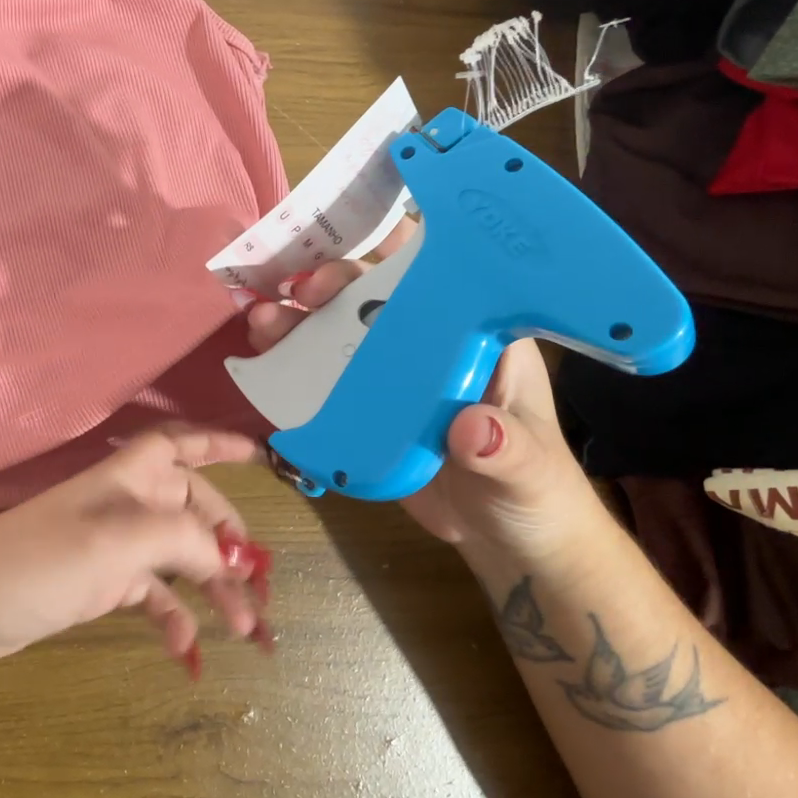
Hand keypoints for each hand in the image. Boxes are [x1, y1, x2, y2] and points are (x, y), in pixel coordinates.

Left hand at [0, 428, 272, 674]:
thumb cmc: (40, 560)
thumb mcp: (118, 542)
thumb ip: (183, 539)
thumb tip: (234, 556)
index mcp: (127, 478)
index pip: (179, 444)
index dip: (217, 443)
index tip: (259, 456)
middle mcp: (124, 505)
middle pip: (192, 509)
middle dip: (230, 541)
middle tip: (260, 582)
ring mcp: (112, 547)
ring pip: (179, 557)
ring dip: (213, 589)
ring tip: (244, 628)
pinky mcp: (99, 584)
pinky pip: (152, 595)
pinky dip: (174, 618)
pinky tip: (187, 651)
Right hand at [247, 239, 612, 564]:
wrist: (507, 546)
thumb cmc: (536, 495)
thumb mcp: (528, 474)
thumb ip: (504, 451)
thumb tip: (470, 428)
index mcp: (478, 337)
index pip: (437, 275)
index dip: (394, 251)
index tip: (352, 251)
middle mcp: (429, 345)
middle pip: (374, 297)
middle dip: (330, 285)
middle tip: (295, 291)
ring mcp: (393, 377)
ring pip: (339, 333)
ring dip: (298, 322)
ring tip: (263, 323)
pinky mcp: (366, 411)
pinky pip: (324, 379)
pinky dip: (290, 366)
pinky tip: (261, 361)